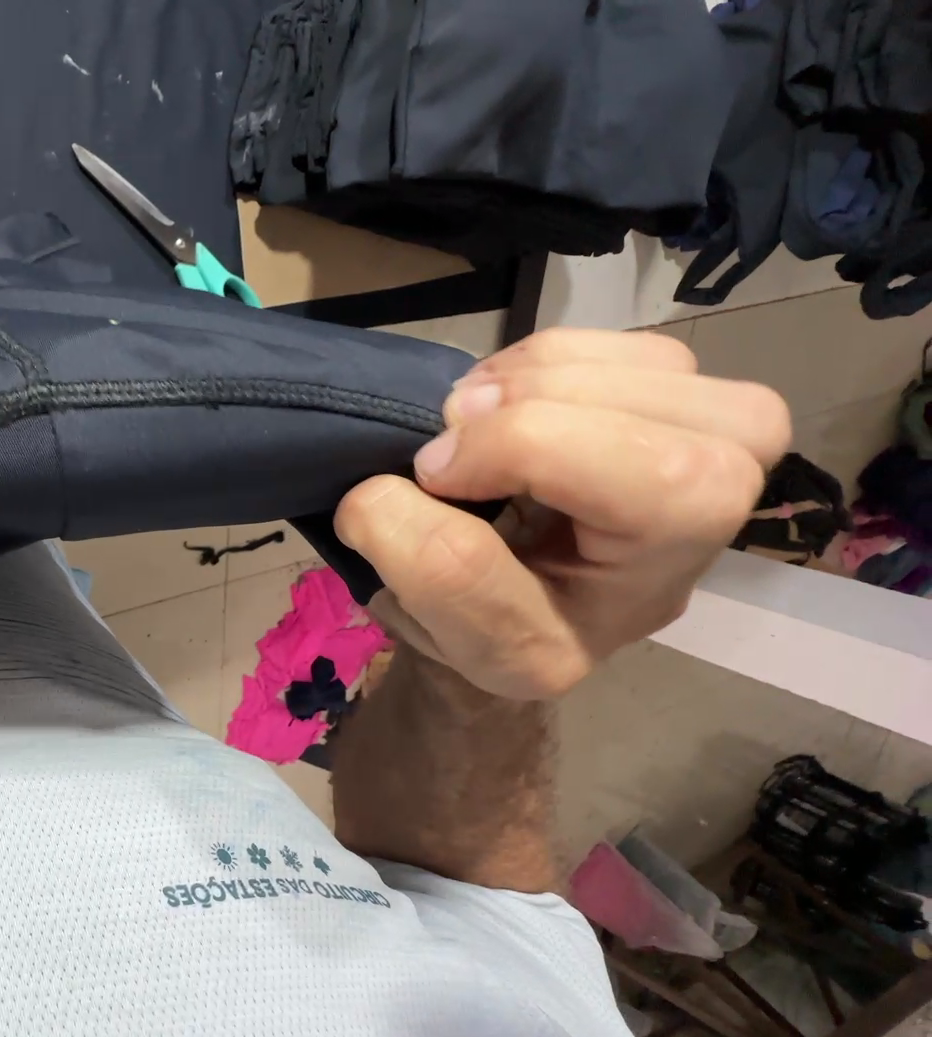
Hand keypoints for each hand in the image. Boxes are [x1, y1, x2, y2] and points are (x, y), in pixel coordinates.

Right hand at [334, 328, 789, 699]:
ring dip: (542, 375)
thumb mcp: (445, 629)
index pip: (663, 494)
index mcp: (652, 591)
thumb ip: (422, 561)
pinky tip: (499, 398)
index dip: (522, 452)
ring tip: (469, 414)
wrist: (484, 610)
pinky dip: (546, 355)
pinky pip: (630, 347)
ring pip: (666, 368)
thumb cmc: (471, 628)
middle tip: (450, 430)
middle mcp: (712, 523)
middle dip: (546, 404)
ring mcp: (698, 456)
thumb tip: (386, 482)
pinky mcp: (665, 411)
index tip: (428, 477)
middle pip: (700, 419)